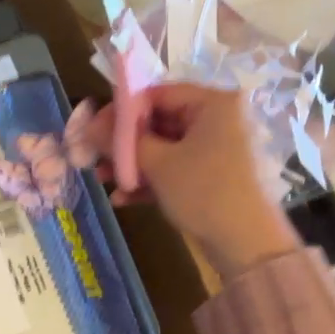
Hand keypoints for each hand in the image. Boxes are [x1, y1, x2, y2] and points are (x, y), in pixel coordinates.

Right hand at [82, 84, 299, 279]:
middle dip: (125, 143)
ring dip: (132, 165)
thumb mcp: (158, 163)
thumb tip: (90, 125)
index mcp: (214, 103)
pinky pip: (174, 170)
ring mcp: (215, 149)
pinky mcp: (210, 176)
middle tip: (94, 157)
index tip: (95, 129)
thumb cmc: (203, 190)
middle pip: (160, 122)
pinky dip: (149, 181)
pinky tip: (122, 198)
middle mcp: (218, 119)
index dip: (123, 110)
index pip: (159, 94)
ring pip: (164, 149)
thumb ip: (122, 142)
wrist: (244, 239)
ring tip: (103, 181)